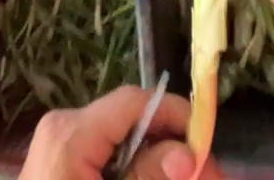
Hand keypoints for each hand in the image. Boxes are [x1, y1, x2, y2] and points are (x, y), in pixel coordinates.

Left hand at [20, 86, 223, 179]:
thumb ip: (147, 178)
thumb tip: (186, 153)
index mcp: (72, 132)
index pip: (134, 102)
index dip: (175, 115)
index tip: (208, 145)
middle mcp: (66, 126)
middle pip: (134, 122)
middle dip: (174, 148)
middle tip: (211, 176)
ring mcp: (62, 143)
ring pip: (126, 141)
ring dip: (159, 162)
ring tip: (193, 178)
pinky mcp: (63, 161)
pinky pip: (110, 155)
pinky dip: (137, 171)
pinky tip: (157, 178)